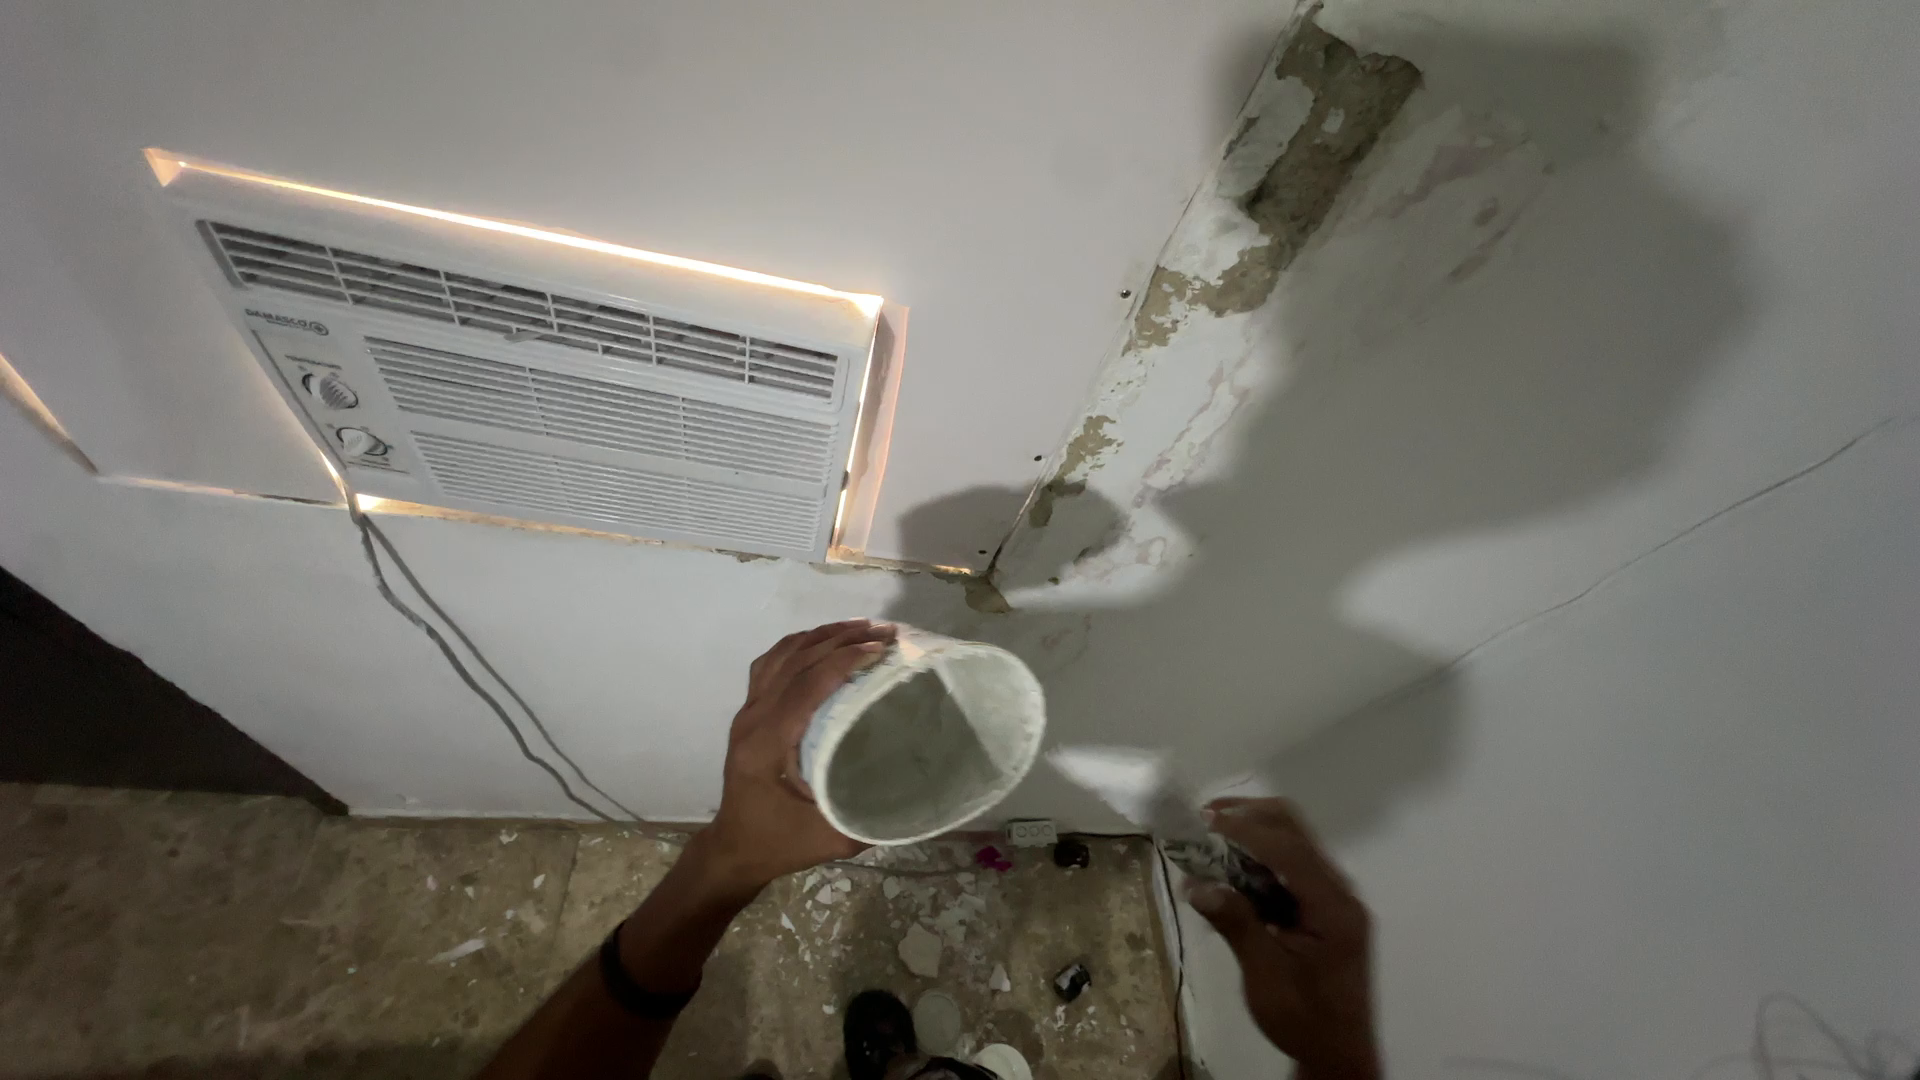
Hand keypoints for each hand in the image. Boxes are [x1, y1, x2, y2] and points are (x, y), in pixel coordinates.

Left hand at [699, 619, 895, 892]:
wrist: (733, 849)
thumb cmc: (781, 843)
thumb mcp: (831, 837)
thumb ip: (869, 814)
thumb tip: (916, 785)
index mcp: (768, 743)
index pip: (807, 683)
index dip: (845, 659)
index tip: (882, 649)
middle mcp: (753, 718)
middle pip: (796, 659)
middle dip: (842, 638)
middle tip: (885, 631)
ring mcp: (747, 710)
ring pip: (782, 653)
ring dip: (822, 634)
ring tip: (861, 628)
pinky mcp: (749, 710)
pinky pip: (771, 661)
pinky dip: (801, 644)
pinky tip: (827, 642)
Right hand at [1185, 797, 1378, 1079]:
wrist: (1338, 1057)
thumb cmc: (1304, 1019)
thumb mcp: (1265, 975)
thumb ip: (1235, 924)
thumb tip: (1195, 884)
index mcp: (1333, 907)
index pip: (1289, 848)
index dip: (1246, 827)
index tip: (1205, 819)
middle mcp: (1339, 892)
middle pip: (1295, 829)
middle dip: (1249, 814)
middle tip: (1206, 817)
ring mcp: (1333, 896)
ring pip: (1293, 839)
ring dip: (1252, 829)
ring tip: (1212, 835)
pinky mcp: (1322, 903)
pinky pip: (1290, 860)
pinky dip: (1258, 850)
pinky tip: (1229, 863)